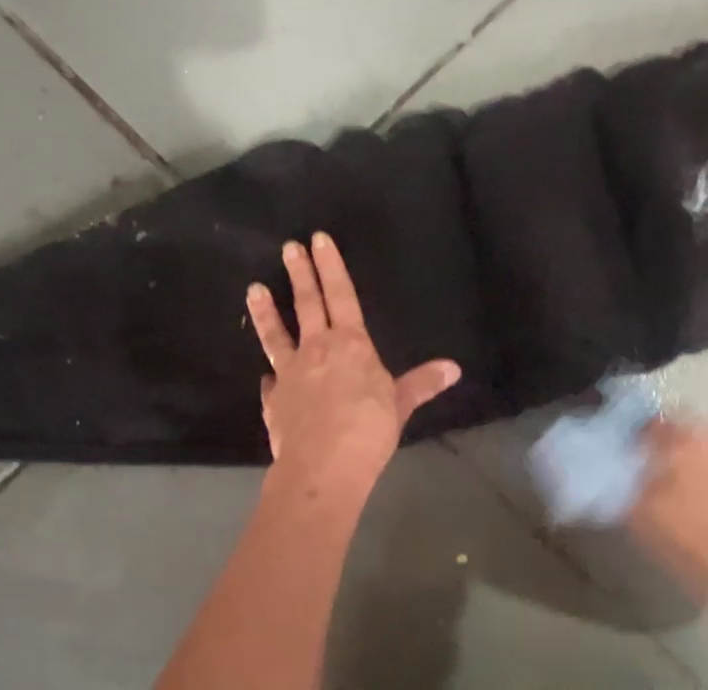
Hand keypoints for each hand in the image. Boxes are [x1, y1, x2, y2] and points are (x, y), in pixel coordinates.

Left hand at [247, 232, 460, 494]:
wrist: (322, 468)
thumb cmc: (368, 429)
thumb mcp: (401, 403)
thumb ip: (421, 383)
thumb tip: (454, 368)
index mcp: (351, 344)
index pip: (341, 295)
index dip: (331, 267)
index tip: (319, 240)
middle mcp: (318, 350)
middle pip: (308, 305)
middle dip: (300, 274)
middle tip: (289, 247)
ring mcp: (291, 374)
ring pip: (277, 335)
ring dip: (266, 312)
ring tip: (253, 289)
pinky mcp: (275, 402)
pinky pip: (271, 384)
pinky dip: (270, 377)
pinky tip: (266, 376)